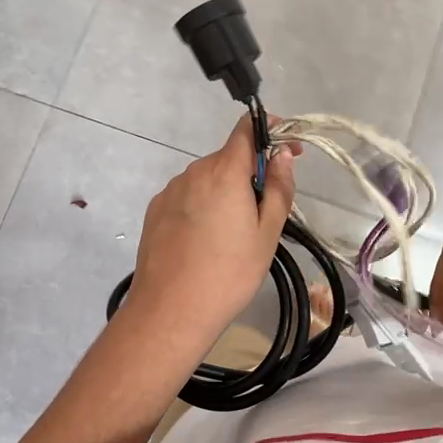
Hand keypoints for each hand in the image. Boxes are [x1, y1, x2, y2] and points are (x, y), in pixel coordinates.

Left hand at [125, 115, 295, 342]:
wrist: (170, 312)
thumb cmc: (229, 273)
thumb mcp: (267, 233)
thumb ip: (278, 188)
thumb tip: (282, 154)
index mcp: (224, 172)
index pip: (246, 130)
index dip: (269, 131)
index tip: (286, 149)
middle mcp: (194, 172)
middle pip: (228, 159)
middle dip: (249, 174)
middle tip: (264, 211)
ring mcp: (171, 191)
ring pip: (207, 180)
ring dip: (224, 192)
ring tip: (232, 235)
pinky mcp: (155, 211)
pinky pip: (188, 197)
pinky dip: (202, 207)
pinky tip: (205, 241)